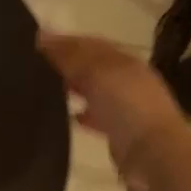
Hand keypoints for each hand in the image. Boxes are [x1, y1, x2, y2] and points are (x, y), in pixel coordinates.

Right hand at [39, 32, 190, 190]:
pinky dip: (84, 113)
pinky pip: (98, 116)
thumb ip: (69, 56)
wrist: (155, 155)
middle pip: (93, 66)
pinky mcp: (122, 132)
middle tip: (38, 66)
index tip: (36, 43)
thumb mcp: (95, 72)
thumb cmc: (126, 105)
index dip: (64, 41)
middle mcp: (127, 79)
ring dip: (75, 87)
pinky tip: (70, 117)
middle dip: (68, 64)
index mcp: (124, 60)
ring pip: (95, 90)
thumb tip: (42, 36)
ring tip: (50, 89)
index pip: (90, 43)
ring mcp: (127, 106)